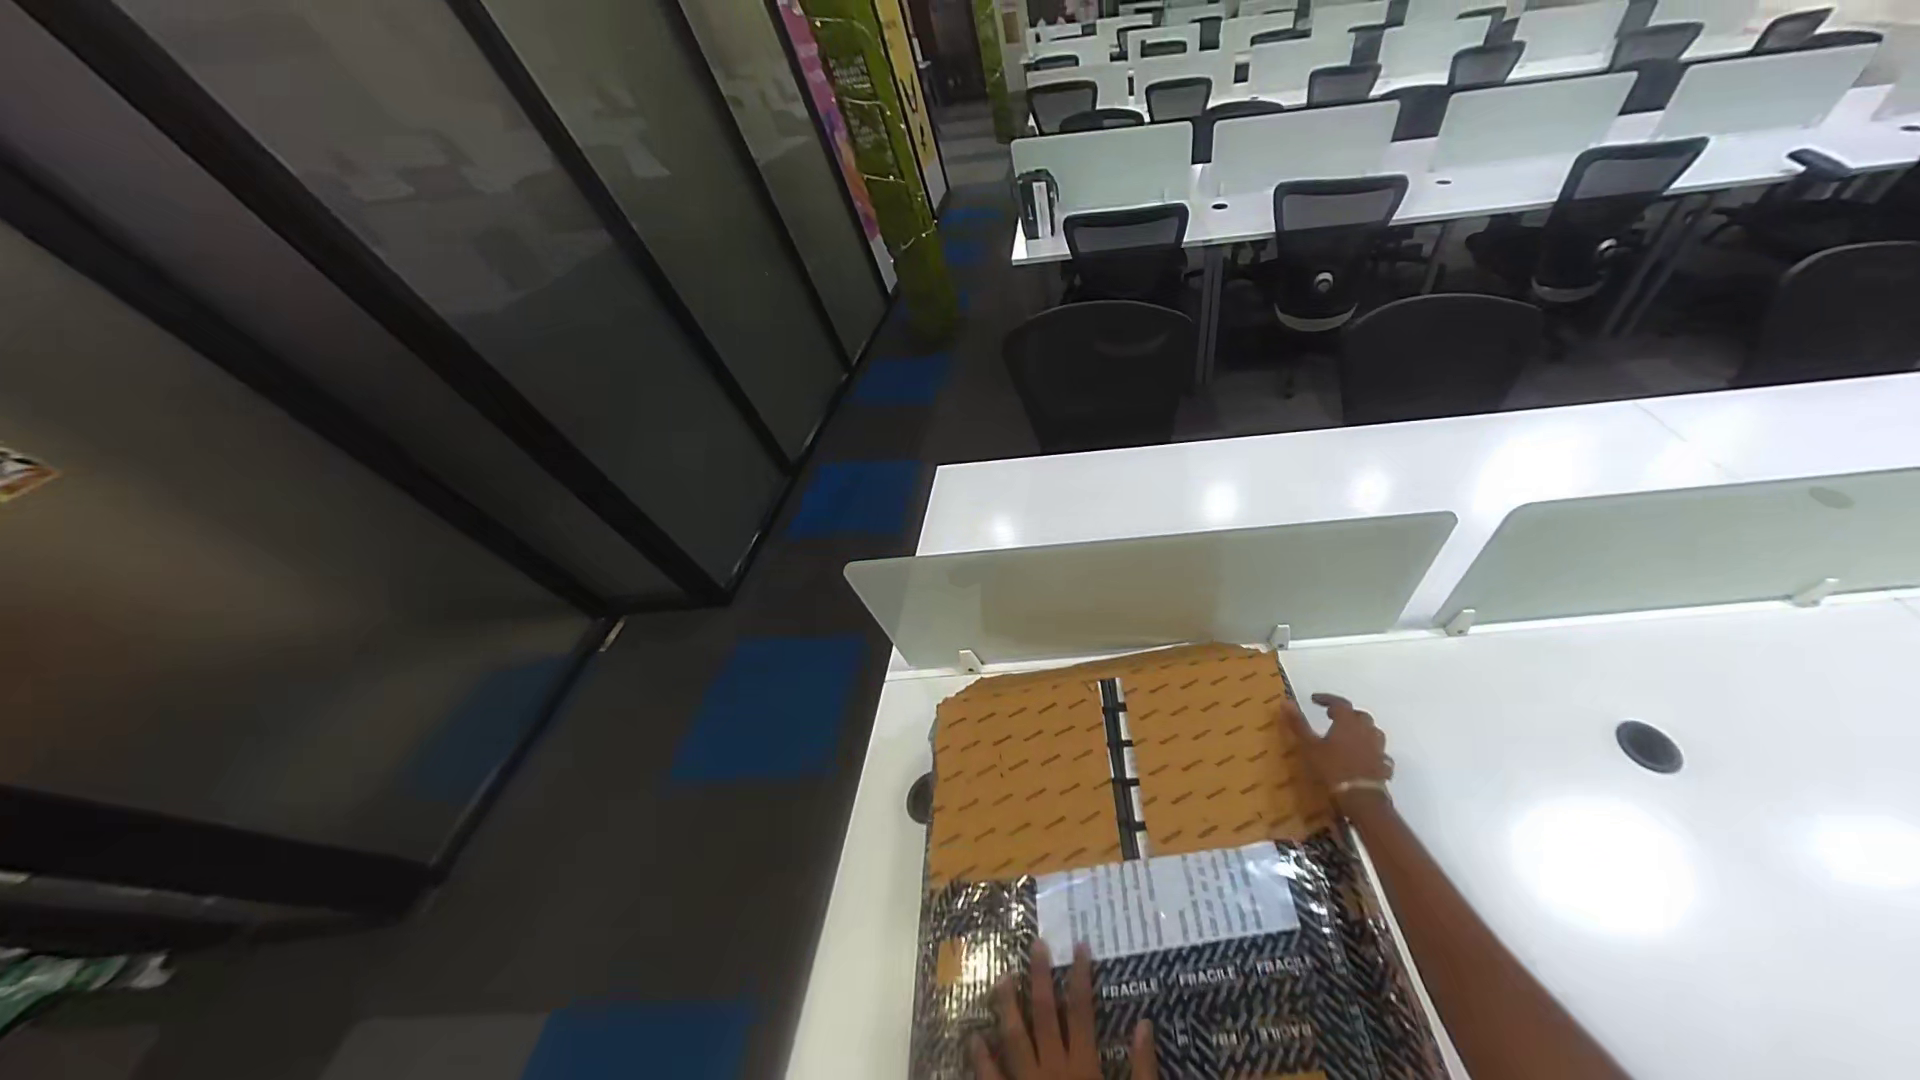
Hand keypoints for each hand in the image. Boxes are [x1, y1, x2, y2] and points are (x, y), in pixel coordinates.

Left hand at [971, 940, 1156, 1079]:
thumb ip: (1142, 1070)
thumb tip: (1144, 1024)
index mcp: (1085, 1070)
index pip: (1083, 1011)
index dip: (1081, 976)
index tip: (1080, 945)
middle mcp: (1054, 1071)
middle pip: (1045, 1013)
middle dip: (1039, 976)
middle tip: (1035, 944)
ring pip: (1013, 1037)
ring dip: (1006, 1005)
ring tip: (1001, 977)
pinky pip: (990, 1079)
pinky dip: (981, 1057)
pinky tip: (974, 1036)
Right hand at [1286, 693, 1392, 811]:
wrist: (1361, 796)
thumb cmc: (1332, 767)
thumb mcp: (1309, 745)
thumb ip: (1298, 723)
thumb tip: (1286, 700)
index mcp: (1348, 723)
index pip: (1339, 703)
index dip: (1327, 699)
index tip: (1314, 699)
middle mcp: (1366, 731)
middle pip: (1360, 715)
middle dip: (1346, 713)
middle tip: (1332, 716)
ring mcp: (1378, 749)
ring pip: (1373, 732)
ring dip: (1362, 730)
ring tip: (1350, 735)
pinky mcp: (1384, 765)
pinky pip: (1380, 753)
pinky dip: (1371, 751)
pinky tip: (1365, 757)